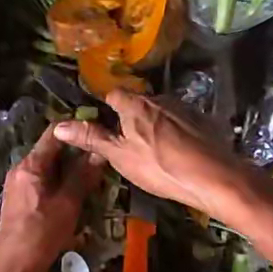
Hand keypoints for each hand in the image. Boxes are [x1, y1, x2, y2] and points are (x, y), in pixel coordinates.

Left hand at [0, 125, 104, 271]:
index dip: (76, 128)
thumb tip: (99, 152)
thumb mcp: (68, 205)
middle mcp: (20, 168)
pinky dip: (59, 180)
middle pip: (51, 149)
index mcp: (30, 164)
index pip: (54, 133)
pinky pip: (43, 179)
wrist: (13, 266)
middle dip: (76, 151)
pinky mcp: (20, 197)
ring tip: (93, 172)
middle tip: (101, 155)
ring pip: (48, 165)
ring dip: (69, 167)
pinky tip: (75, 190)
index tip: (98, 130)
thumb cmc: (41, 234)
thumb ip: (82, 176)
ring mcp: (18, 182)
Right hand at [52, 91, 263, 221]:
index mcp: (135, 104)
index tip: (104, 125)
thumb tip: (59, 125)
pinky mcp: (203, 121)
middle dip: (131, 117)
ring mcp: (183, 108)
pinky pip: (180, 122)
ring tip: (153, 151)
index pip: (113, 94)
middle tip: (127, 143)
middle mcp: (159, 98)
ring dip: (154, 125)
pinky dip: (175, 133)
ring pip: (160, 112)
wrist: (213, 177)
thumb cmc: (159, 166)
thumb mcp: (119, 156)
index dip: (106, 108)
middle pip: (138, 102)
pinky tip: (177, 153)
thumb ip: (91, 138)